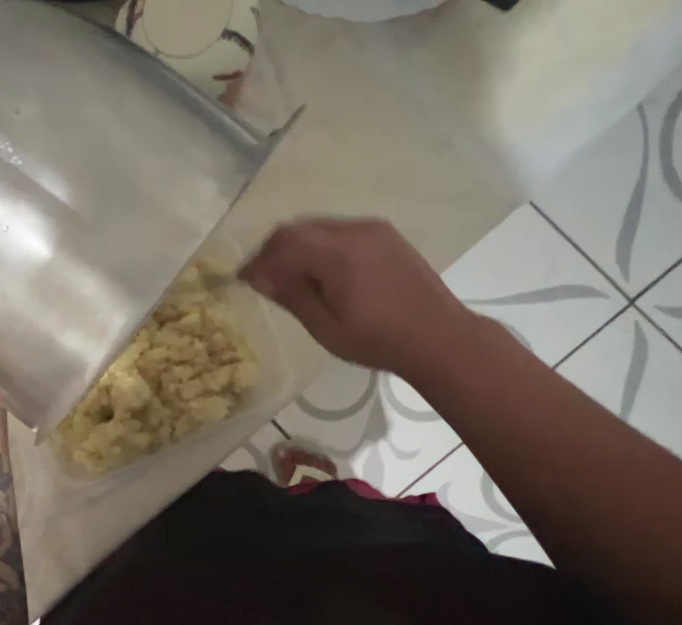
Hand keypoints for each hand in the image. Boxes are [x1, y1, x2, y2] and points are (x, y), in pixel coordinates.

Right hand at [239, 218, 486, 376]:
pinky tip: (319, 273)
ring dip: (298, 248)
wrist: (437, 336)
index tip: (244, 280)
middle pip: (302, 228)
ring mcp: (374, 230)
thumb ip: (293, 295)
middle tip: (261, 278)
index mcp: (339, 252)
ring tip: (287, 278)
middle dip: (276, 251)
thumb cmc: (377, 340)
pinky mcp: (386, 237)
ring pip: (321, 228)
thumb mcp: (325, 327)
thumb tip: (262, 276)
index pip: (286, 241)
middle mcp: (356, 230)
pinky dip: (320, 247)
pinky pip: (341, 233)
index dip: (260, 259)